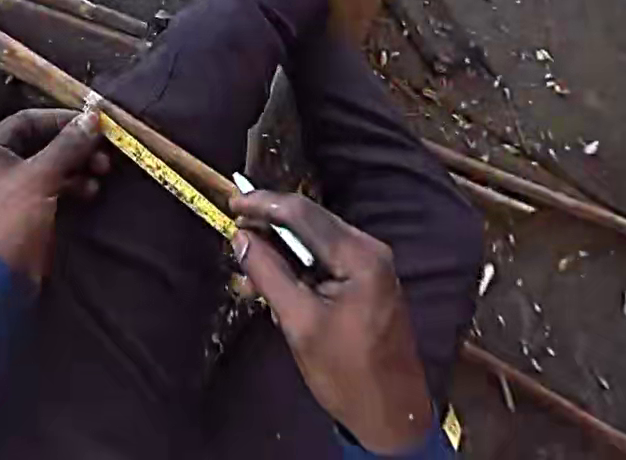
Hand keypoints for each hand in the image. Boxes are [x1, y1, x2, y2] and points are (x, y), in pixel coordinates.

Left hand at [0, 108, 109, 285]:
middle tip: (103, 151)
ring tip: (103, 171)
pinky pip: (53, 187)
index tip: (91, 123)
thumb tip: (92, 117)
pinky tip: (92, 190)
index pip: (27, 120)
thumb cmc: (13, 220)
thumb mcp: (41, 177)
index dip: (60, 119)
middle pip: (42, 143)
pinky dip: (73, 185)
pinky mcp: (28, 211)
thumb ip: (67, 146)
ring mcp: (13, 189)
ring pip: (51, 166)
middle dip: (74, 146)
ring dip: (78, 166)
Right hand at [229, 190, 434, 453]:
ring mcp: (370, 263)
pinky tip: (274, 280)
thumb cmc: (348, 374)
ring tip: (251, 269)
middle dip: (268, 226)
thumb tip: (239, 235)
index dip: (262, 203)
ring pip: (310, 236)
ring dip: (278, 246)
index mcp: (360, 257)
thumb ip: (266, 271)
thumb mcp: (299, 322)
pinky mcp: (365, 277)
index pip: (300, 212)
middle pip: (306, 219)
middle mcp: (369, 250)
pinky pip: (320, 254)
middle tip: (236, 238)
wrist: (394, 422)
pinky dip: (294, 261)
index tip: (231, 204)